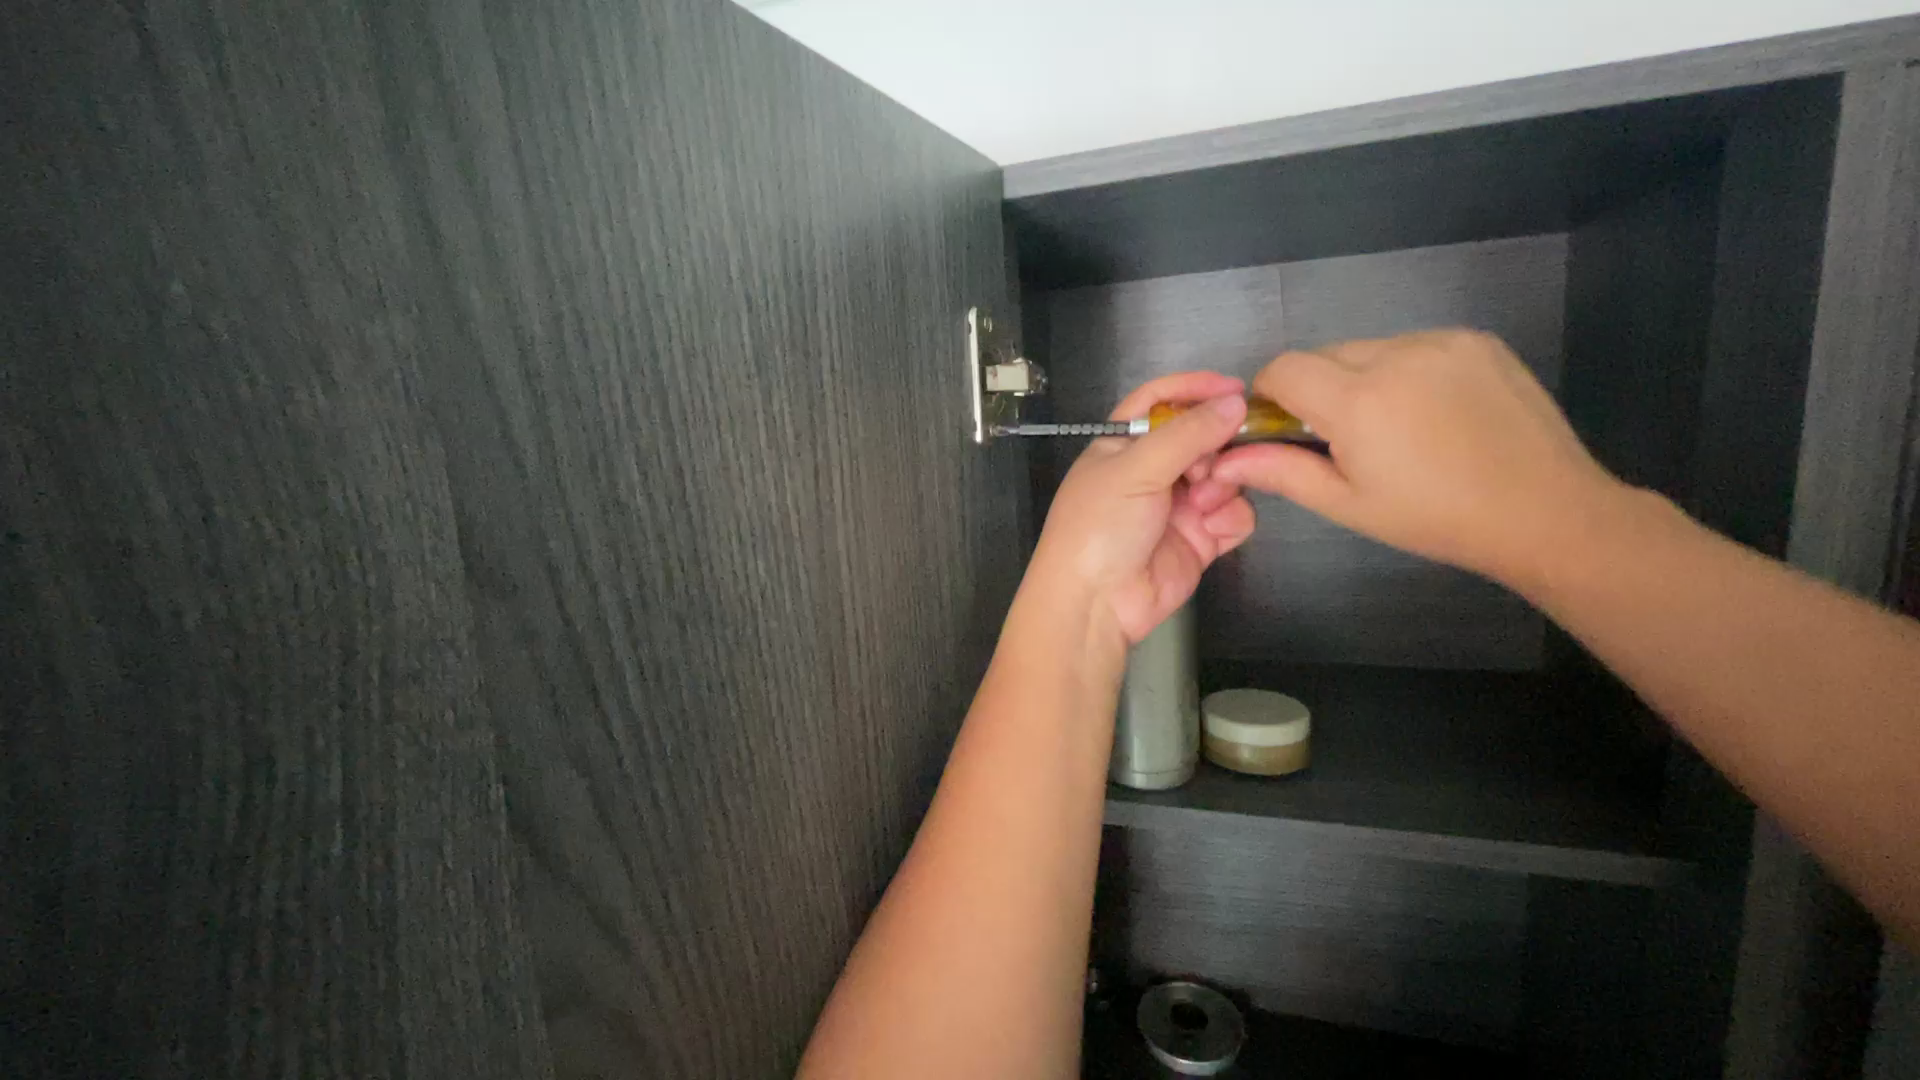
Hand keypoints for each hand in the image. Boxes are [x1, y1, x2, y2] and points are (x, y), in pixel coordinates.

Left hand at [1026, 372, 1256, 645]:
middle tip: (1213, 461)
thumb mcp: (1135, 469)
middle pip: (1203, 438)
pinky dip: (1230, 519)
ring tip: (1203, 501)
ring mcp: (1178, 506)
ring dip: (1223, 484)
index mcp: (1122, 445)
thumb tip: (1233, 402)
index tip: (1233, 387)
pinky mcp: (1200, 540)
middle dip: (1216, 446)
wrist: (1094, 603)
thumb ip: (1187, 433)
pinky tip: (1211, 528)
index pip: (1160, 402)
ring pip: (1227, 476)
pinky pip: (1234, 516)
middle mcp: (1152, 471)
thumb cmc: (1098, 526)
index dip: (1193, 389)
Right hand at [1213, 329, 1626, 584]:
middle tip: (1341, 436)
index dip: (1270, 394)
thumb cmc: (1433, 518)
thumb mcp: (1347, 504)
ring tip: (1394, 425)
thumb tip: (1221, 462)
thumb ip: (1280, 472)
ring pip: (1369, 348)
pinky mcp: (1476, 340)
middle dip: (1317, 388)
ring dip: (1360, 377)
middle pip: (1323, 355)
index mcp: (1357, 401)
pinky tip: (1431, 411)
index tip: (1283, 426)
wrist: (1545, 511)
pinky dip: (1404, 370)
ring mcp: (1441, 342)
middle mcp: (1395, 355)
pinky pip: (1414, 345)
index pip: (1282, 368)